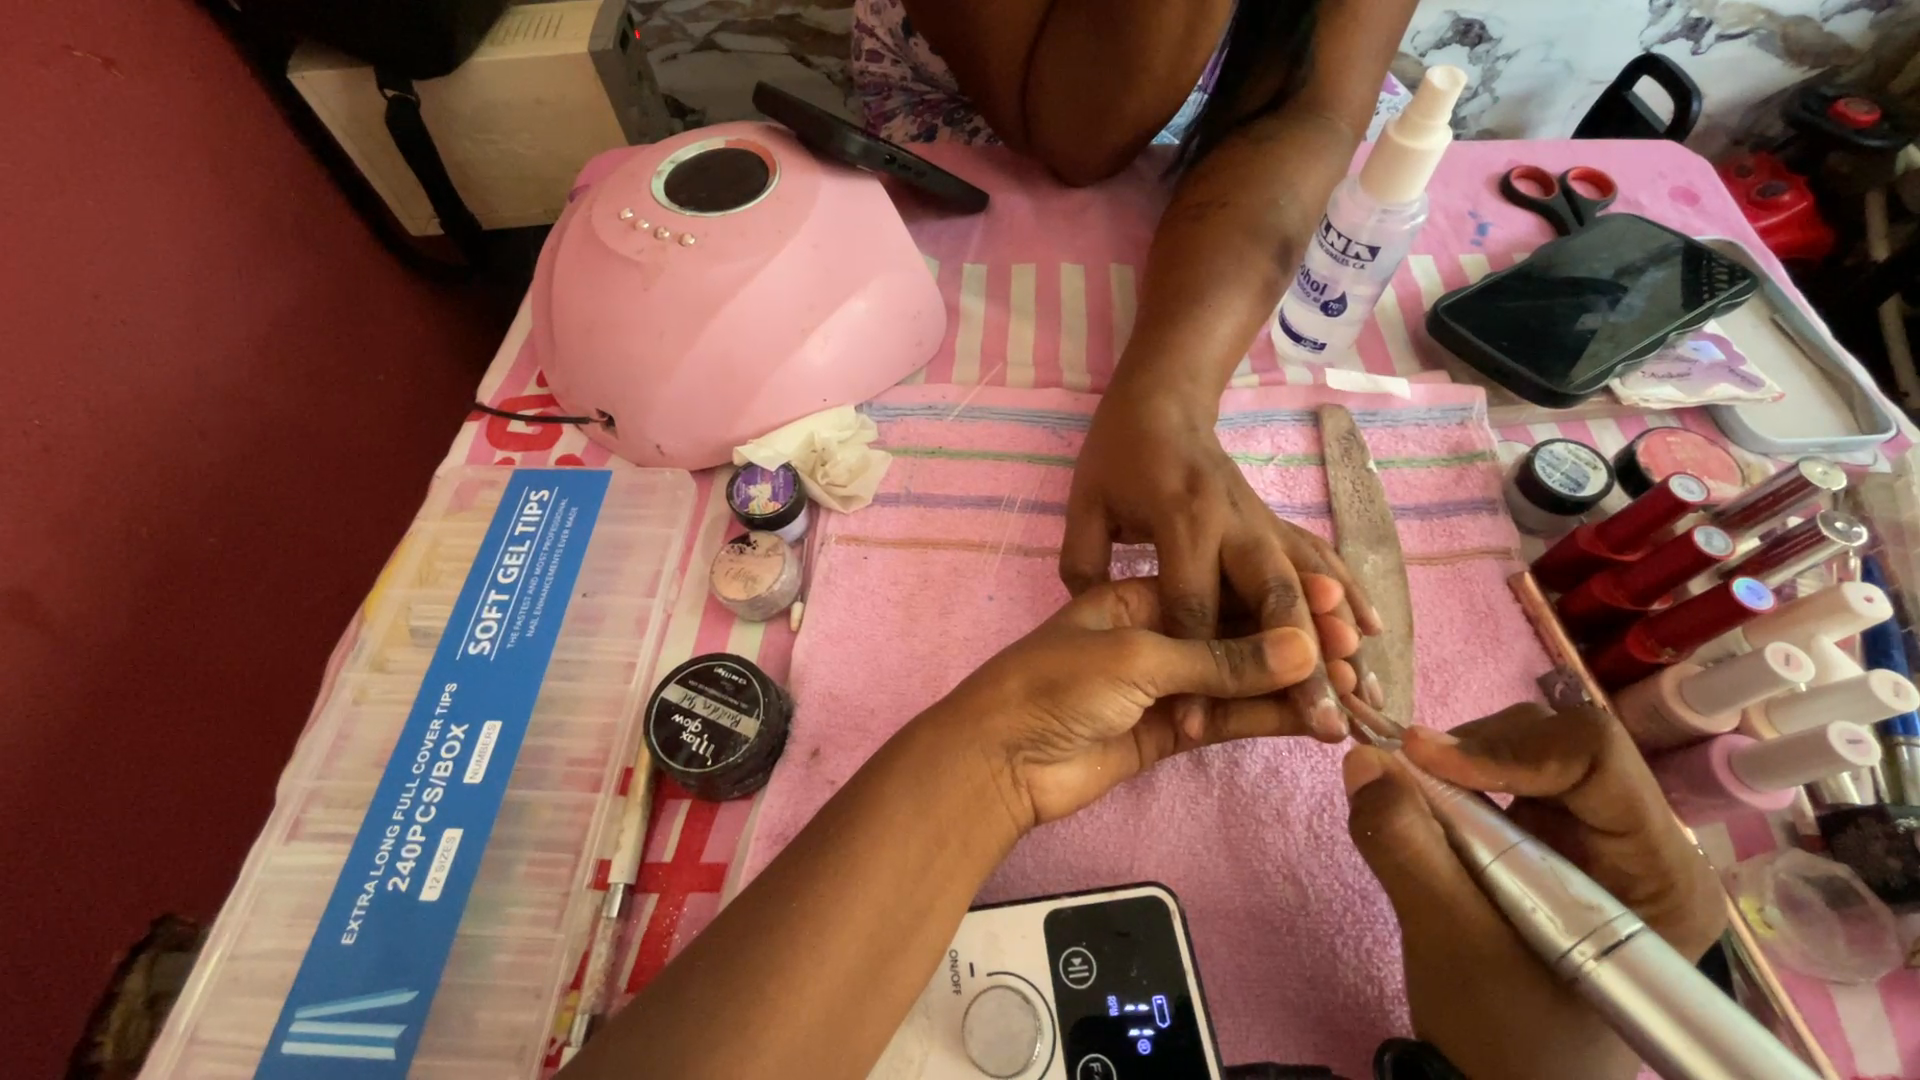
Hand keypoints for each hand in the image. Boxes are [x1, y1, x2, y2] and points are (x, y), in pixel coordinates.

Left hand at [928, 577, 1335, 831]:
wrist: (998, 756)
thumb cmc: (1055, 682)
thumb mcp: (1136, 658)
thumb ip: (1217, 658)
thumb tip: (1303, 652)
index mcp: (1138, 593)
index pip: (1222, 589)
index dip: (1277, 605)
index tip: (1336, 617)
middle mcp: (1156, 630)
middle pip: (1237, 633)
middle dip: (1295, 647)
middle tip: (1356, 658)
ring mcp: (1162, 682)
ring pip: (1237, 679)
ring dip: (1289, 688)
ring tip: (1349, 698)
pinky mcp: (1166, 729)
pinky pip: (1224, 717)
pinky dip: (1264, 718)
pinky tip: (1310, 721)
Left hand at [1062, 384, 1381, 741]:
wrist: (1161, 398)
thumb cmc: (1116, 455)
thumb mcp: (1083, 503)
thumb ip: (1085, 562)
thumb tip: (1102, 620)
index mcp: (1178, 520)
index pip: (1192, 604)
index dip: (1194, 664)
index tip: (1196, 723)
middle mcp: (1230, 522)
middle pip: (1268, 596)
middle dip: (1293, 660)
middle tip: (1320, 718)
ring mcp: (1261, 519)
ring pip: (1306, 581)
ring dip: (1335, 635)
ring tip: (1363, 689)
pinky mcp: (1274, 520)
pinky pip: (1317, 558)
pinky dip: (1348, 592)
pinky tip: (1371, 630)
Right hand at [1343, 705, 1725, 1079]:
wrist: (1498, 1078)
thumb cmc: (1503, 1032)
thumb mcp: (1451, 941)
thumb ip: (1409, 849)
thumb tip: (1363, 760)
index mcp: (1656, 872)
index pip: (1594, 758)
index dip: (1505, 747)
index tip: (1420, 760)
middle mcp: (1636, 841)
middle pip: (1556, 741)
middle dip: (1473, 750)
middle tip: (1404, 774)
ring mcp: (1591, 838)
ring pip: (1523, 748)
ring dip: (1454, 762)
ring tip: (1409, 798)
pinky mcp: (1547, 840)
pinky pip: (1496, 777)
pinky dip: (1447, 780)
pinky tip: (1422, 809)